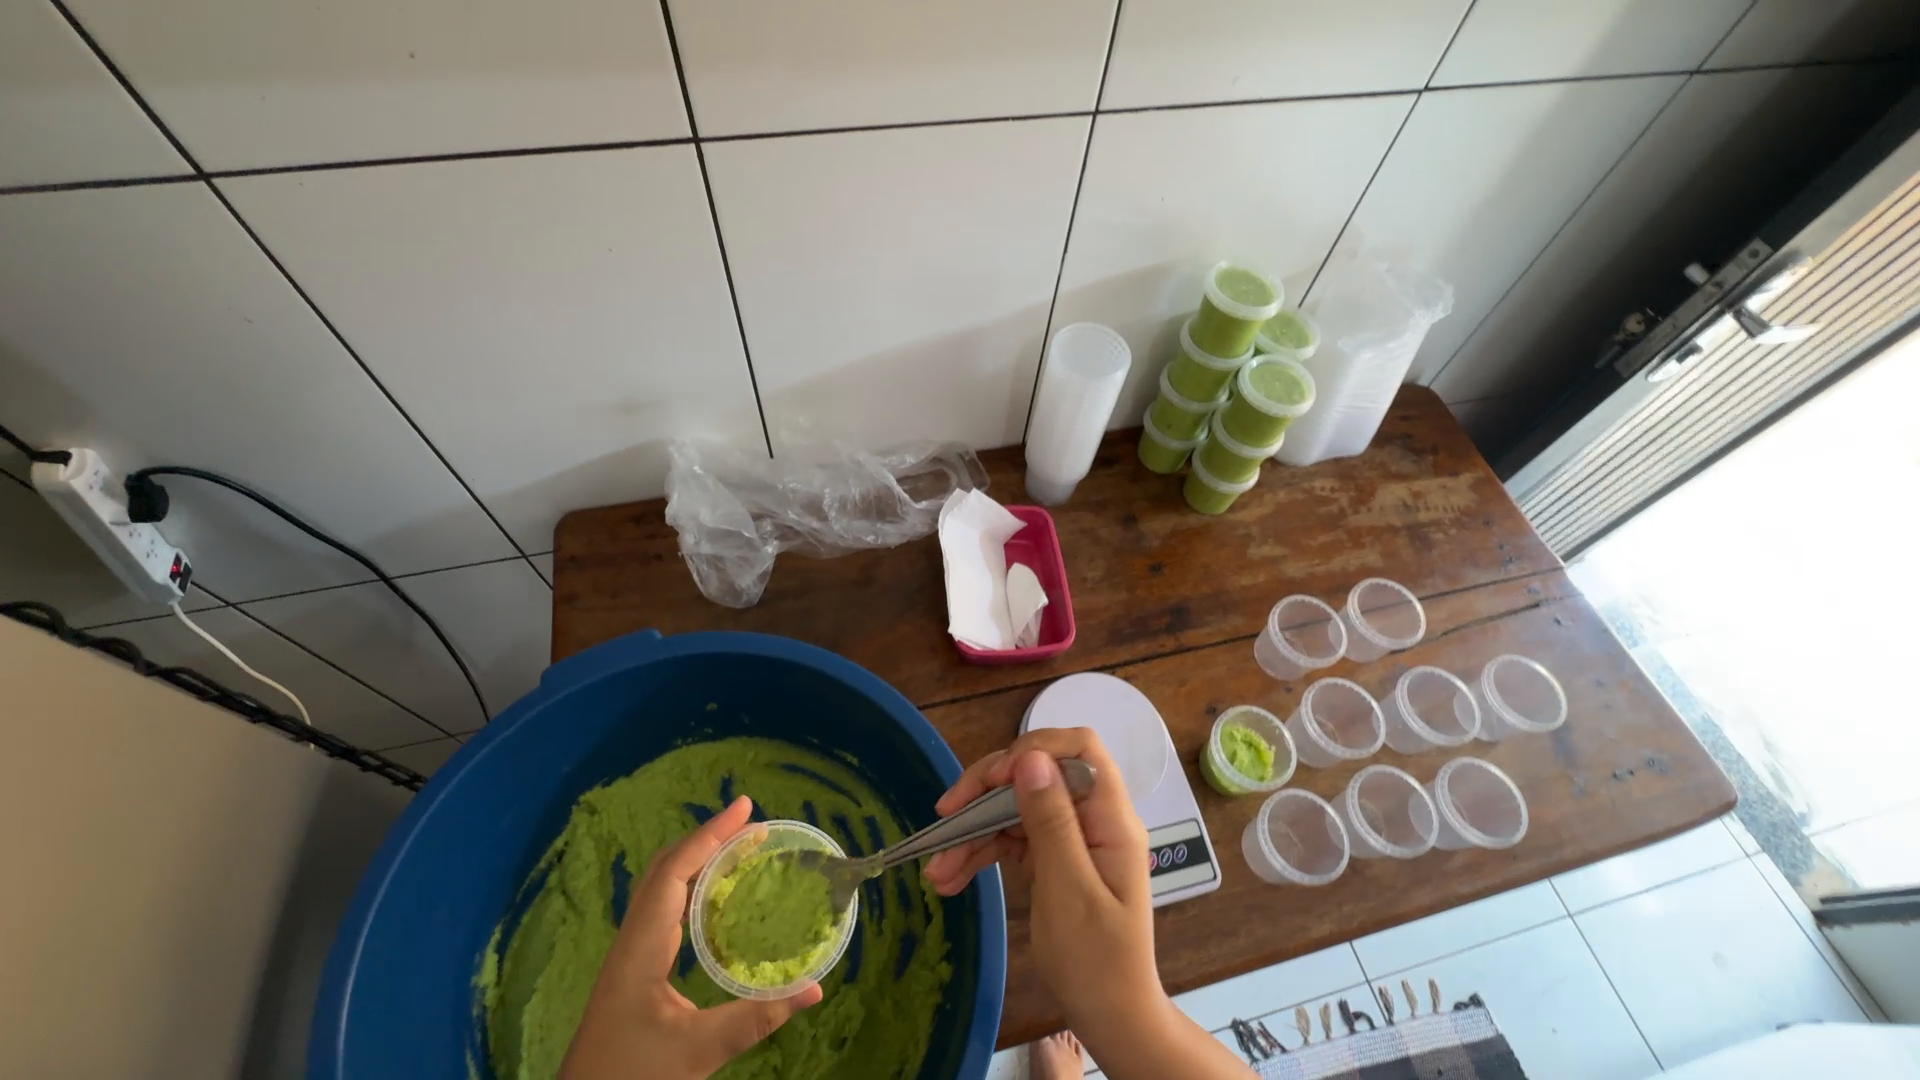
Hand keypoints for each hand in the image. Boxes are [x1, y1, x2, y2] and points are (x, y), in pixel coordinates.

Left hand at [560, 796, 822, 1079]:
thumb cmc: (634, 1076)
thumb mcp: (699, 1051)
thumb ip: (757, 1018)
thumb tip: (816, 989)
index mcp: (641, 947)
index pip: (675, 873)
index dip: (711, 835)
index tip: (746, 808)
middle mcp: (632, 939)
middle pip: (666, 868)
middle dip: (708, 838)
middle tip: (751, 824)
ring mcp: (630, 953)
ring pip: (662, 886)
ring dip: (699, 858)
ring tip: (740, 848)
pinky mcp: (634, 969)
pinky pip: (665, 907)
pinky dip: (693, 885)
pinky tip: (717, 898)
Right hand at [924, 731, 1256, 1079]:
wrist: (1111, 1018)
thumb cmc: (1097, 961)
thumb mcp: (1069, 892)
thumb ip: (1051, 822)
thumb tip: (1030, 757)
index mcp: (1110, 817)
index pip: (1079, 749)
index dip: (1034, 749)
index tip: (994, 778)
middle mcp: (1092, 817)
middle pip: (1037, 773)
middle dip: (987, 791)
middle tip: (946, 814)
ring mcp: (1071, 836)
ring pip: (1016, 806)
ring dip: (973, 830)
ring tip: (937, 869)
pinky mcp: (1052, 856)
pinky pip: (1011, 837)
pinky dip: (979, 853)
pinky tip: (949, 878)